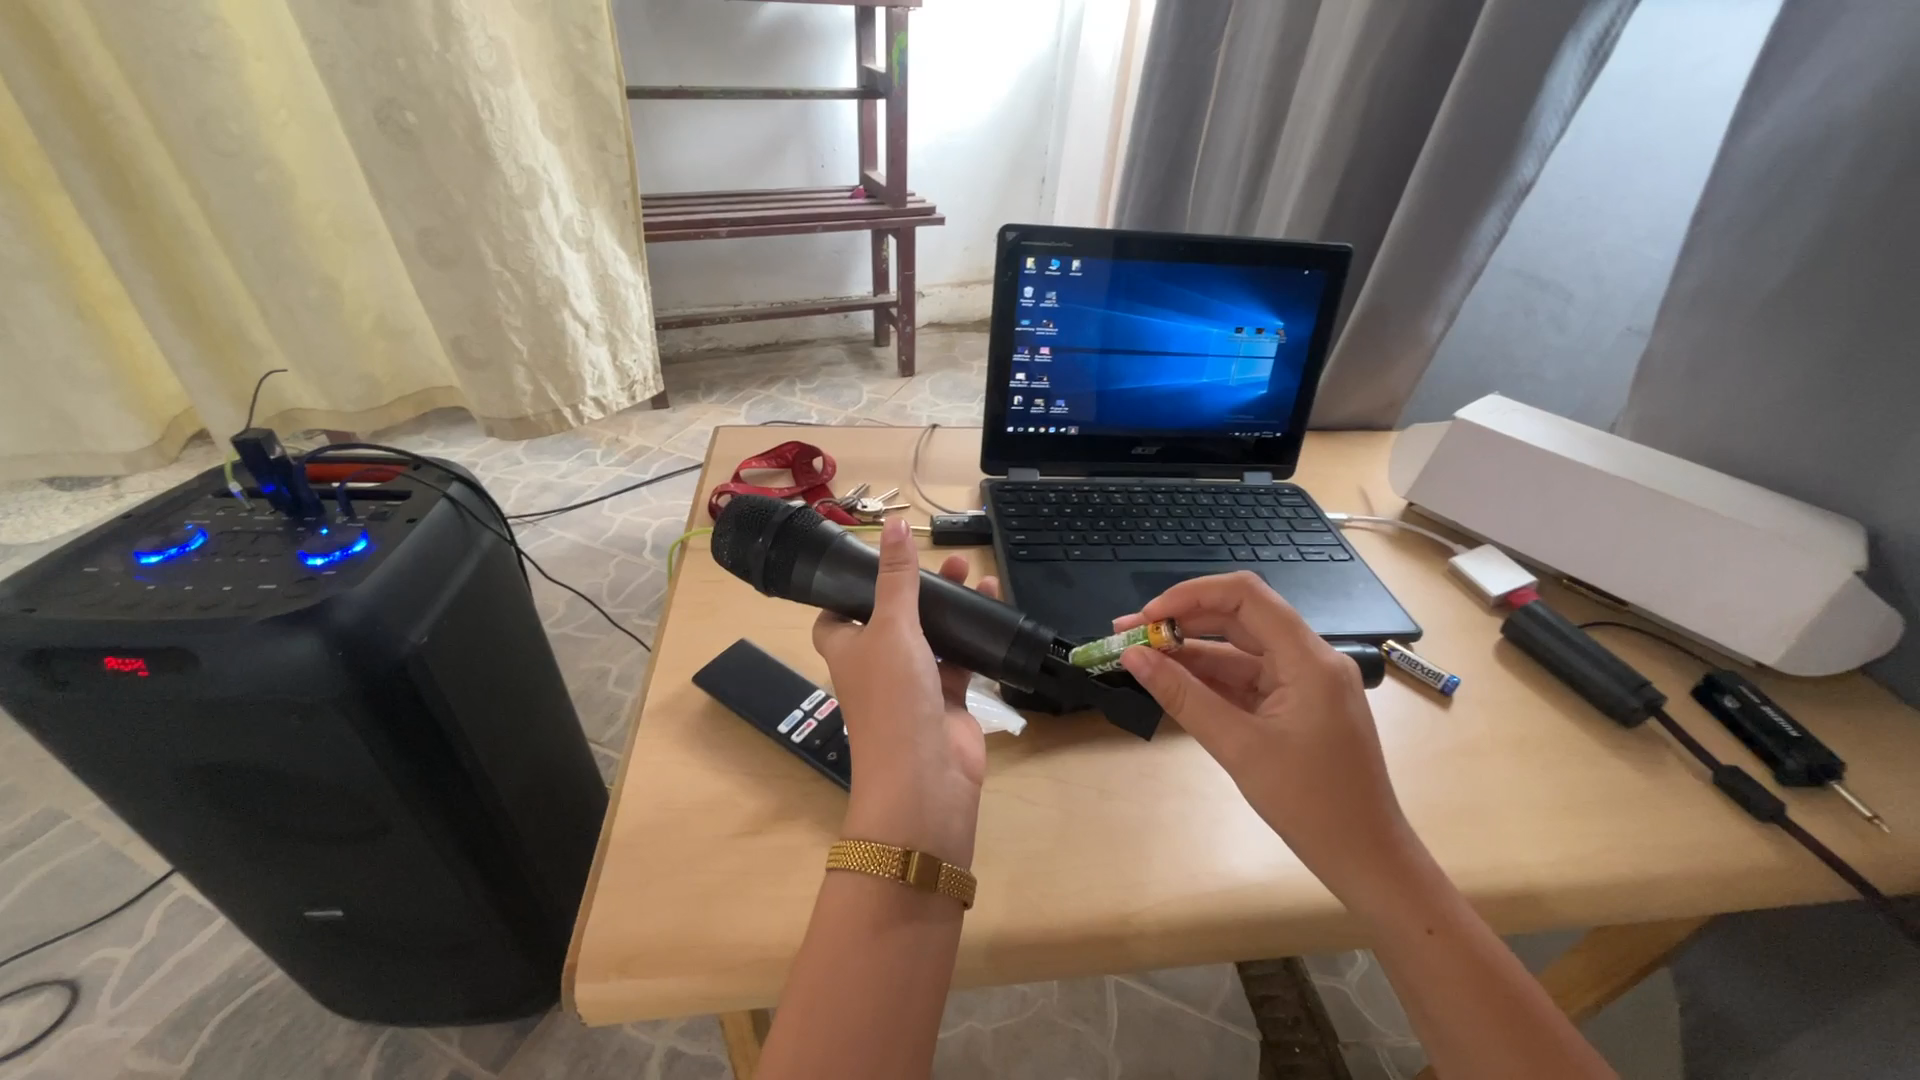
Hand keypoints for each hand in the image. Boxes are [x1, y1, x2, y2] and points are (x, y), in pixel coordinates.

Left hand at [812, 517, 997, 866]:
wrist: (926, 780)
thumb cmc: (894, 698)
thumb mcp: (892, 628)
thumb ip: (897, 578)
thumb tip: (894, 523)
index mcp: (847, 648)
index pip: (836, 615)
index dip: (849, 589)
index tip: (874, 563)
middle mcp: (876, 665)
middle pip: (894, 618)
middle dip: (918, 589)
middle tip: (948, 562)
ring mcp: (913, 684)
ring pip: (932, 637)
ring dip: (951, 608)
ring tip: (976, 575)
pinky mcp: (946, 700)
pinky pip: (960, 660)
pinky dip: (975, 639)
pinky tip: (994, 612)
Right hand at [1115, 571, 1416, 896]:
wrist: (1366, 857)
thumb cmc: (1310, 804)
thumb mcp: (1238, 747)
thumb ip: (1183, 696)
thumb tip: (1133, 656)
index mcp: (1308, 659)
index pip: (1246, 596)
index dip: (1190, 595)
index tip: (1146, 617)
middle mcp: (1310, 659)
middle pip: (1239, 618)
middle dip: (1181, 621)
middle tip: (1128, 633)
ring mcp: (1304, 682)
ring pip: (1239, 649)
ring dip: (1190, 651)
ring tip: (1139, 656)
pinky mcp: (1297, 705)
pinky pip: (1247, 678)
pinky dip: (1209, 679)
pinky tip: (1172, 682)